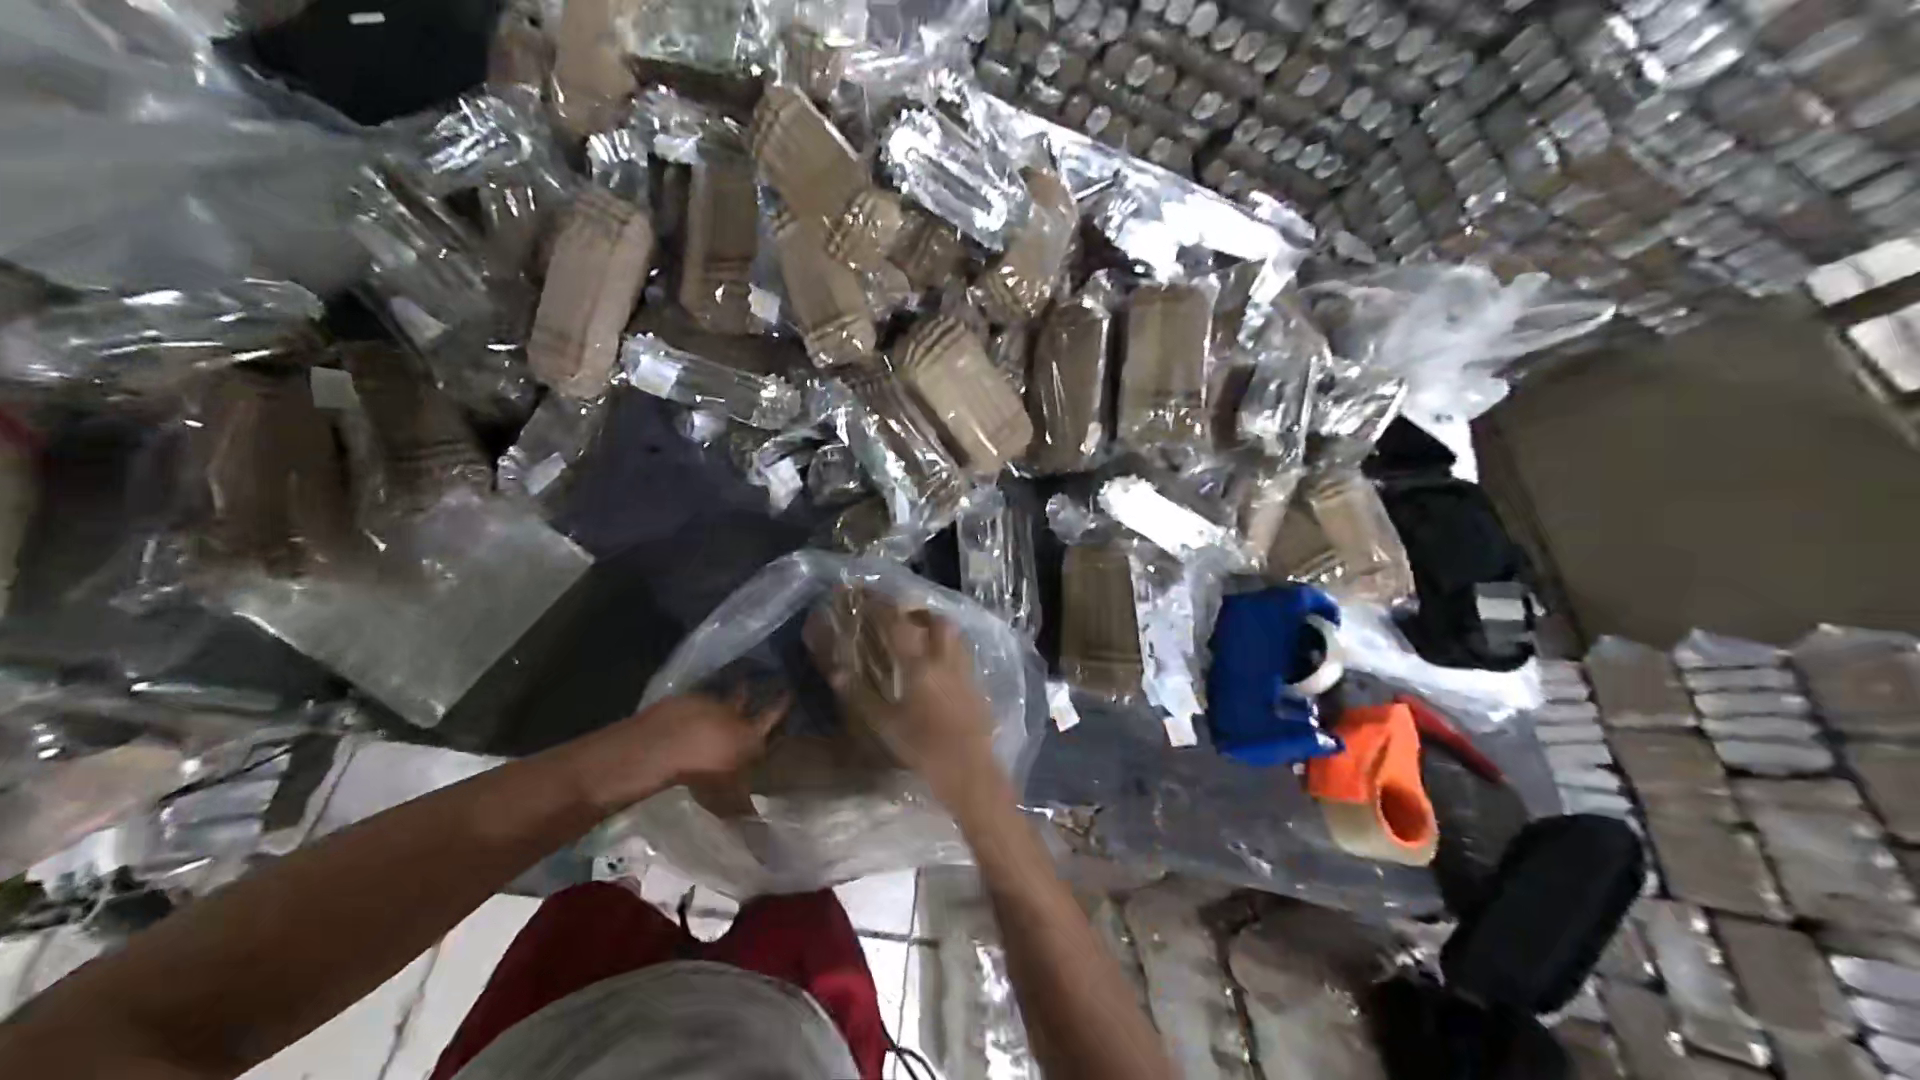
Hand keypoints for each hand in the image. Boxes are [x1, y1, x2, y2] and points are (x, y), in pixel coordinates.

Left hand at [564, 689, 787, 810]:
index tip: (789, 691)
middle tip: (754, 683)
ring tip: (724, 695)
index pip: (773, 718)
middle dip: (751, 694)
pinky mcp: (682, 702)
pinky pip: (693, 702)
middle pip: (745, 700)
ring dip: (723, 699)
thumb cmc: (703, 777)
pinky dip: (693, 708)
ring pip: (719, 698)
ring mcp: (706, 705)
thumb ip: (743, 810)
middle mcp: (734, 716)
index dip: (782, 706)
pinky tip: (686, 716)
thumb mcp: (726, 801)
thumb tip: (760, 832)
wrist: (665, 747)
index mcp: (751, 738)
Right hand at [807, 589, 1008, 809]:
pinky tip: (940, 664)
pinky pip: (964, 654)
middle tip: (901, 617)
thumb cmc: (922, 748)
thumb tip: (835, 670)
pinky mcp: (978, 685)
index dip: (881, 607)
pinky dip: (950, 648)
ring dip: (937, 627)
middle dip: (918, 612)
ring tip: (921, 636)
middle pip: (936, 620)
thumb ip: (859, 695)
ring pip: (955, 635)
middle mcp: (946, 659)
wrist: (970, 770)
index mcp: (920, 664)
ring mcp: (966, 671)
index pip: (898, 624)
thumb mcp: (884, 723)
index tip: (866, 597)